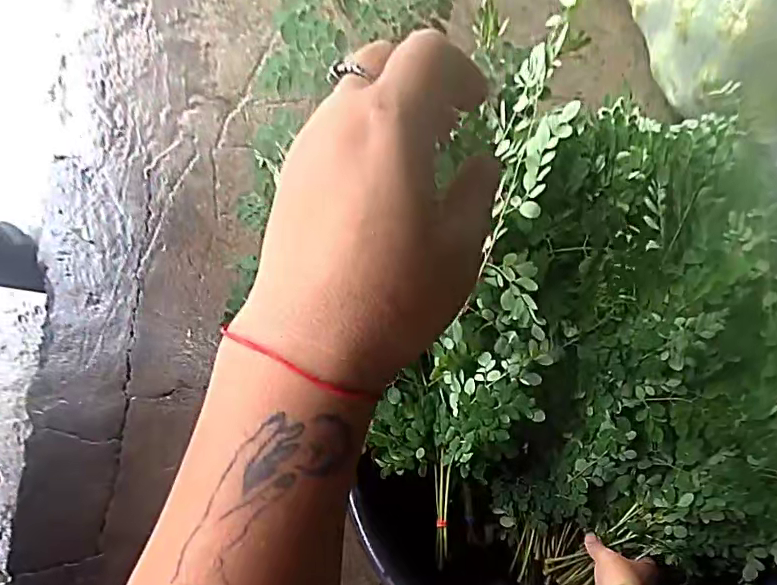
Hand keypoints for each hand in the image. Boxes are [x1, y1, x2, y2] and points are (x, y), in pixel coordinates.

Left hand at [233, 31, 499, 394]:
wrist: (312, 339)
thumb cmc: (397, 297)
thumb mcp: (459, 252)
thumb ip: (476, 194)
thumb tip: (484, 163)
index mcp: (392, 124)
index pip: (428, 54)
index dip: (463, 72)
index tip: (481, 108)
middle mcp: (343, 117)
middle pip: (383, 60)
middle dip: (425, 83)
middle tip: (453, 131)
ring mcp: (310, 144)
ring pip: (354, 95)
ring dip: (393, 112)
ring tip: (419, 168)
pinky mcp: (293, 175)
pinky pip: (335, 132)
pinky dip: (366, 139)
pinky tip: (382, 193)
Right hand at [586, 534, 656, 584]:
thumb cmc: (619, 576)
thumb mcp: (605, 557)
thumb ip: (597, 548)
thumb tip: (589, 536)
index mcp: (646, 569)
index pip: (644, 561)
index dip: (634, 559)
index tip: (623, 557)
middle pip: (632, 579)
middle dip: (618, 578)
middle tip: (607, 573)